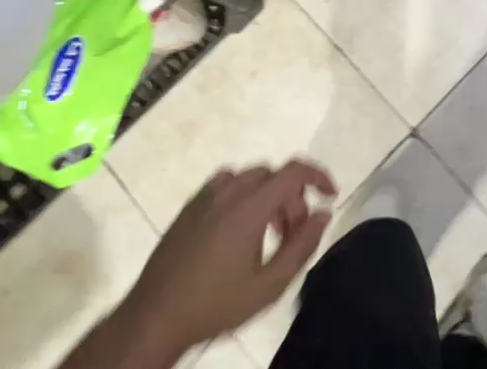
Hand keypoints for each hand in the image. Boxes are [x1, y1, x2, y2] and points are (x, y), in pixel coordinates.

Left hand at [90, 161, 337, 367]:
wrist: (155, 316)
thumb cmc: (216, 304)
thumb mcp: (269, 286)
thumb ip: (301, 246)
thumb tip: (323, 213)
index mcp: (249, 207)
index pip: (293, 170)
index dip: (318, 175)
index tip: (330, 195)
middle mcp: (227, 191)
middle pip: (272, 175)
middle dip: (291, 198)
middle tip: (293, 233)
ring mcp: (204, 196)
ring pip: (248, 178)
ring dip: (267, 196)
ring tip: (267, 235)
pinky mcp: (189, 206)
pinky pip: (225, 185)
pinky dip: (243, 196)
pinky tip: (239, 231)